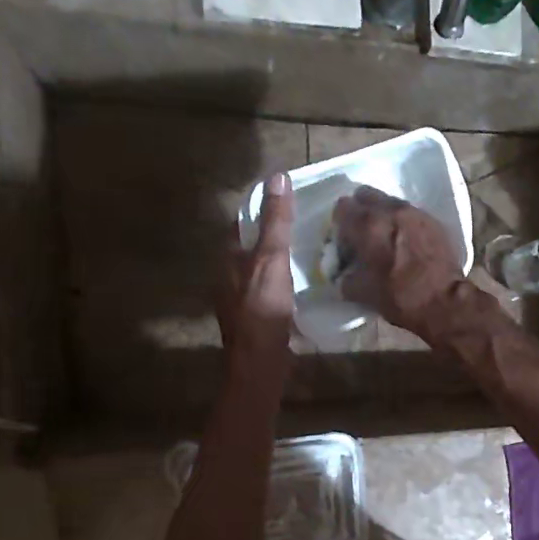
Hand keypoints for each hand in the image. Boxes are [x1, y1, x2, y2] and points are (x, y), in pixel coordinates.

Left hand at [218, 172, 294, 376]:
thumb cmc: (263, 307)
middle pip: (251, 248)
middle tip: (305, 225)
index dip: (261, 209)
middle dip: (272, 236)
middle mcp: (229, 277)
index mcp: (230, 258)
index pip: (242, 223)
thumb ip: (276, 221)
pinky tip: (303, 288)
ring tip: (309, 253)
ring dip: (279, 262)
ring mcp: (241, 302)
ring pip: (260, 272)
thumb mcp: (272, 258)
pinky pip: (269, 294)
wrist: (261, 362)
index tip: (287, 199)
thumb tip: (278, 177)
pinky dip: (284, 286)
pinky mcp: (255, 321)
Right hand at [332, 186, 468, 337]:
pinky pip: (410, 213)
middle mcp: (390, 210)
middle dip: (360, 211)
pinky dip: (402, 222)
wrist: (445, 301)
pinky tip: (405, 241)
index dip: (339, 224)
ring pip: (389, 202)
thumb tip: (341, 275)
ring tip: (384, 237)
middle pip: (365, 196)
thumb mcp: (361, 292)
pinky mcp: (433, 220)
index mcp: (367, 225)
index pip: (342, 208)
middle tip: (361, 234)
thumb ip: (344, 278)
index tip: (343, 239)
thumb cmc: (399, 297)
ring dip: (382, 215)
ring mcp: (414, 212)